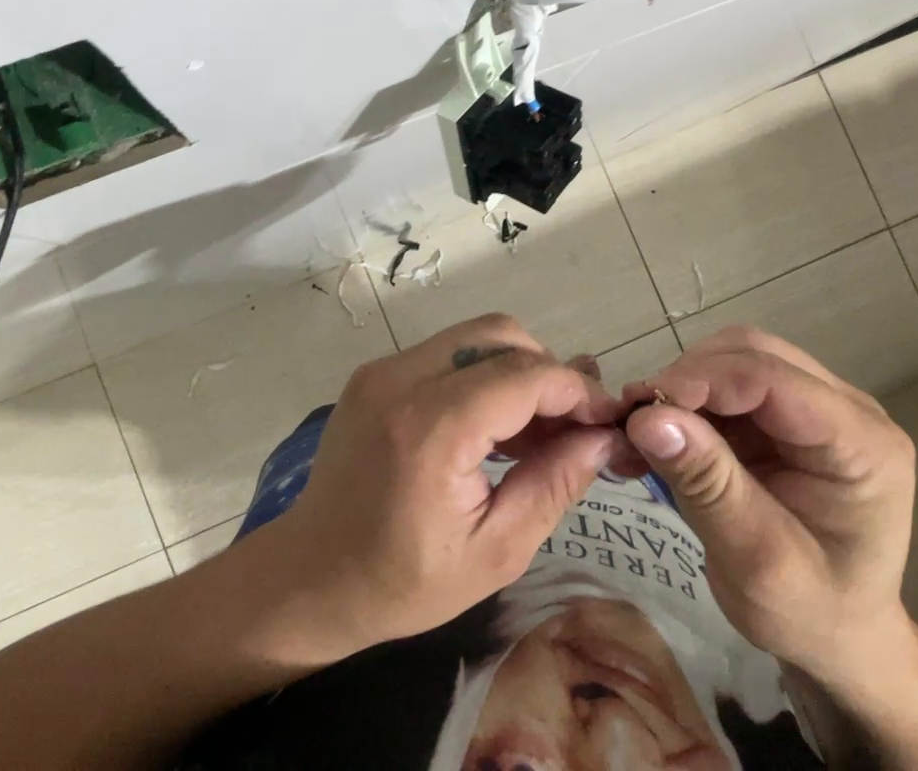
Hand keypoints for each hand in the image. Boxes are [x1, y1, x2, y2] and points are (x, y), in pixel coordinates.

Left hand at [271, 314, 624, 648]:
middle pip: (501, 337)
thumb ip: (554, 484)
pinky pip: (445, 353)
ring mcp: (381, 372)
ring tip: (534, 434)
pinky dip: (481, 376)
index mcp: (431, 429)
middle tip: (568, 428)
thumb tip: (604, 438)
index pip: (525, 375)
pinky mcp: (373, 376)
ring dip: (516, 372)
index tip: (605, 422)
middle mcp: (401, 380)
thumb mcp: (495, 550)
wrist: (311, 576)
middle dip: (547, 374)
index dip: (577, 392)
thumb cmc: (403, 580)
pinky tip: (492, 429)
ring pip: (474, 337)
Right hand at [618, 326, 916, 682]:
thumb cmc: (807, 612)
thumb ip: (708, 484)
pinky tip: (654, 440)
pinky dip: (685, 405)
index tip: (639, 408)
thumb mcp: (755, 558)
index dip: (702, 380)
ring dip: (682, 388)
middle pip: (754, 355)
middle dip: (688, 378)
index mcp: (863, 445)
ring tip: (639, 432)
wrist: (836, 638)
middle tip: (632, 419)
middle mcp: (847, 410)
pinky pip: (727, 388)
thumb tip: (647, 418)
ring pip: (735, 361)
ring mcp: (816, 410)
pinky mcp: (786, 420)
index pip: (773, 379)